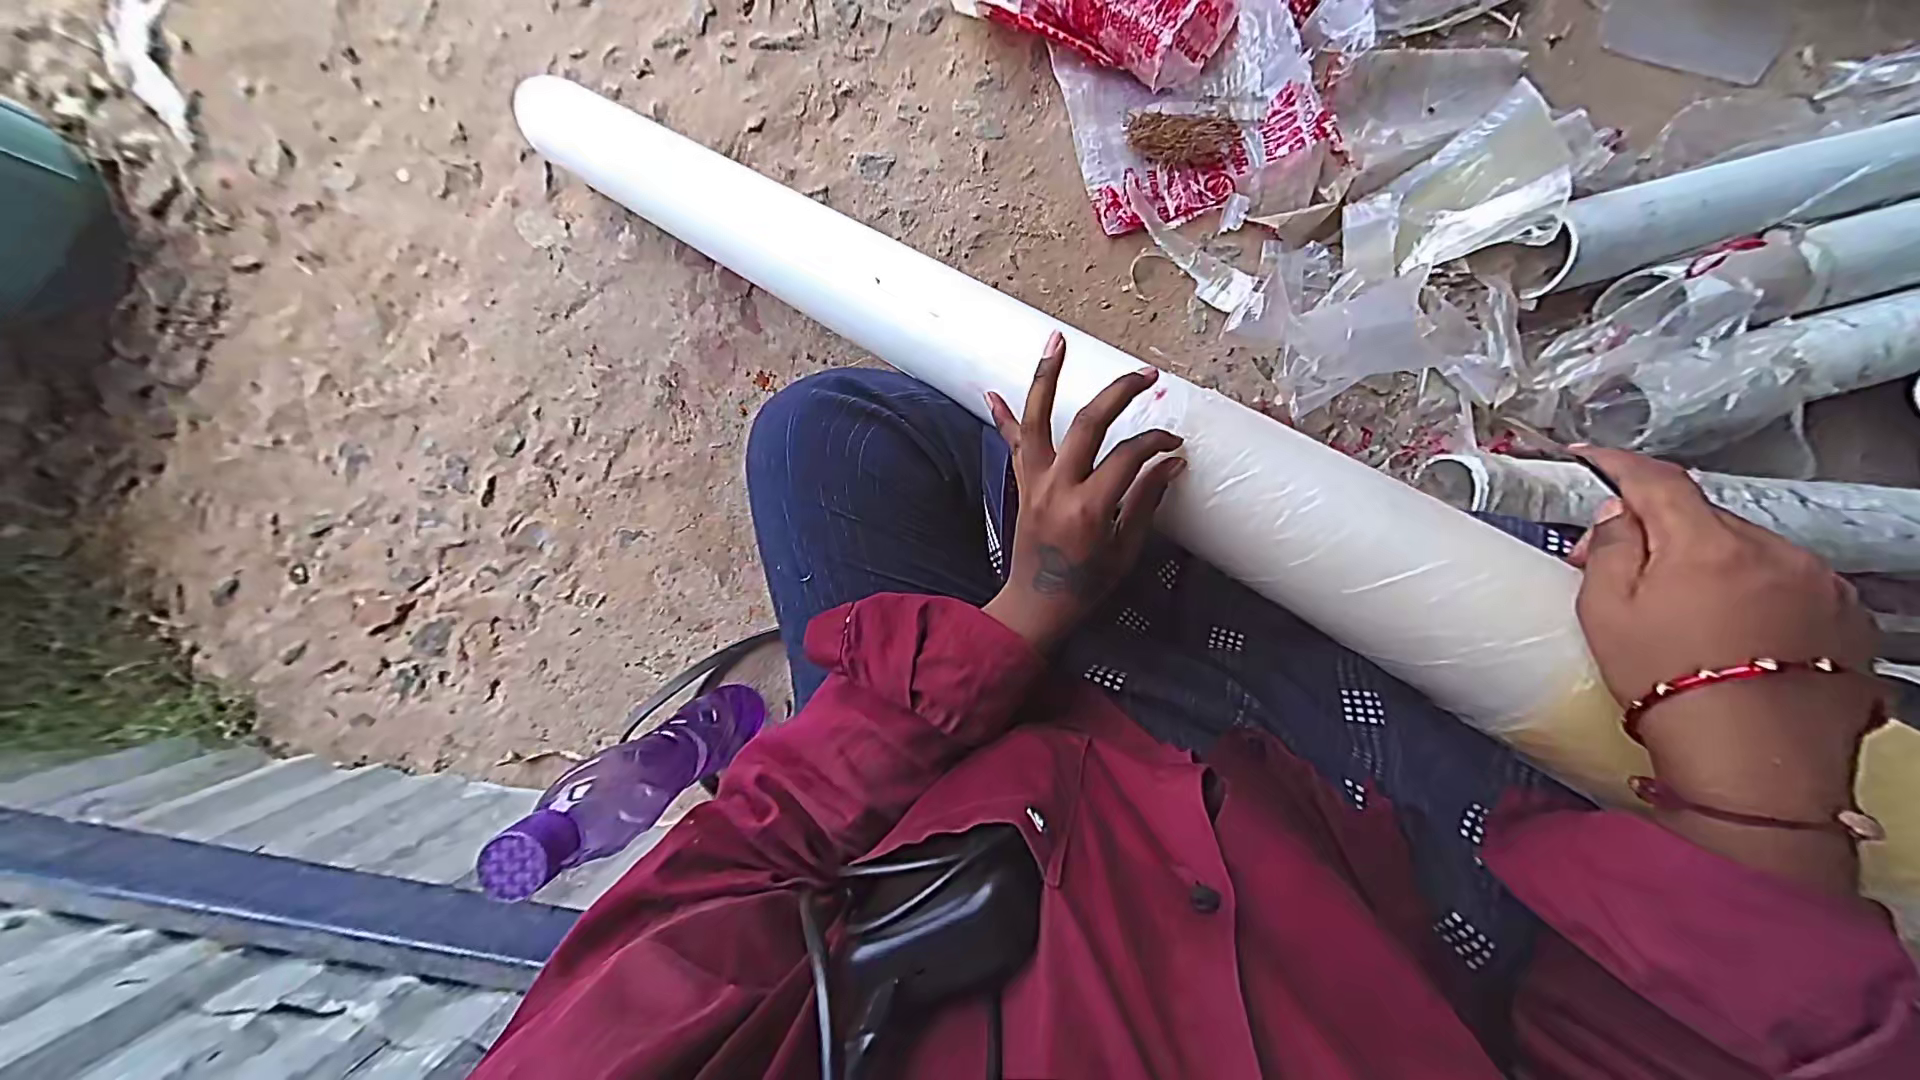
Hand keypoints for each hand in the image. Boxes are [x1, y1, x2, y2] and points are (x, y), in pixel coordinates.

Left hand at [981, 332, 1185, 651]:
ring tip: (1056, 340)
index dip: (1156, 442)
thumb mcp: (1126, 548)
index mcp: (1089, 508)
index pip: (1129, 456)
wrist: (1036, 604)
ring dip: (1047, 378)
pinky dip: (1004, 418)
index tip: (1174, 443)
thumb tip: (1171, 461)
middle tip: (1146, 375)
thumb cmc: (1087, 584)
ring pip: (1038, 420)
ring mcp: (1034, 482)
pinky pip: (1013, 444)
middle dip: (1120, 393)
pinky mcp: (1022, 485)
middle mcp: (1057, 487)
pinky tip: (993, 392)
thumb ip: (1146, 500)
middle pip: (1089, 423)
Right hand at [1570, 447, 1883, 892]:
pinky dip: (1744, 583)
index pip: (1657, 482)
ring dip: (1700, 556)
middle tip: (1608, 562)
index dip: (1617, 463)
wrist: (1751, 752)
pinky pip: (1781, 576)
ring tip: (1670, 602)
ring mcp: (1819, 582)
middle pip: (1700, 516)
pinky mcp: (1845, 613)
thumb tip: (1619, 515)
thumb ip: (1611, 549)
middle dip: (1652, 526)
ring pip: (1742, 545)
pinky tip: (1722, 622)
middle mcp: (1774, 551)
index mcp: (1706, 545)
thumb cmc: (1660, 674)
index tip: (1588, 455)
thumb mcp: (1604, 608)